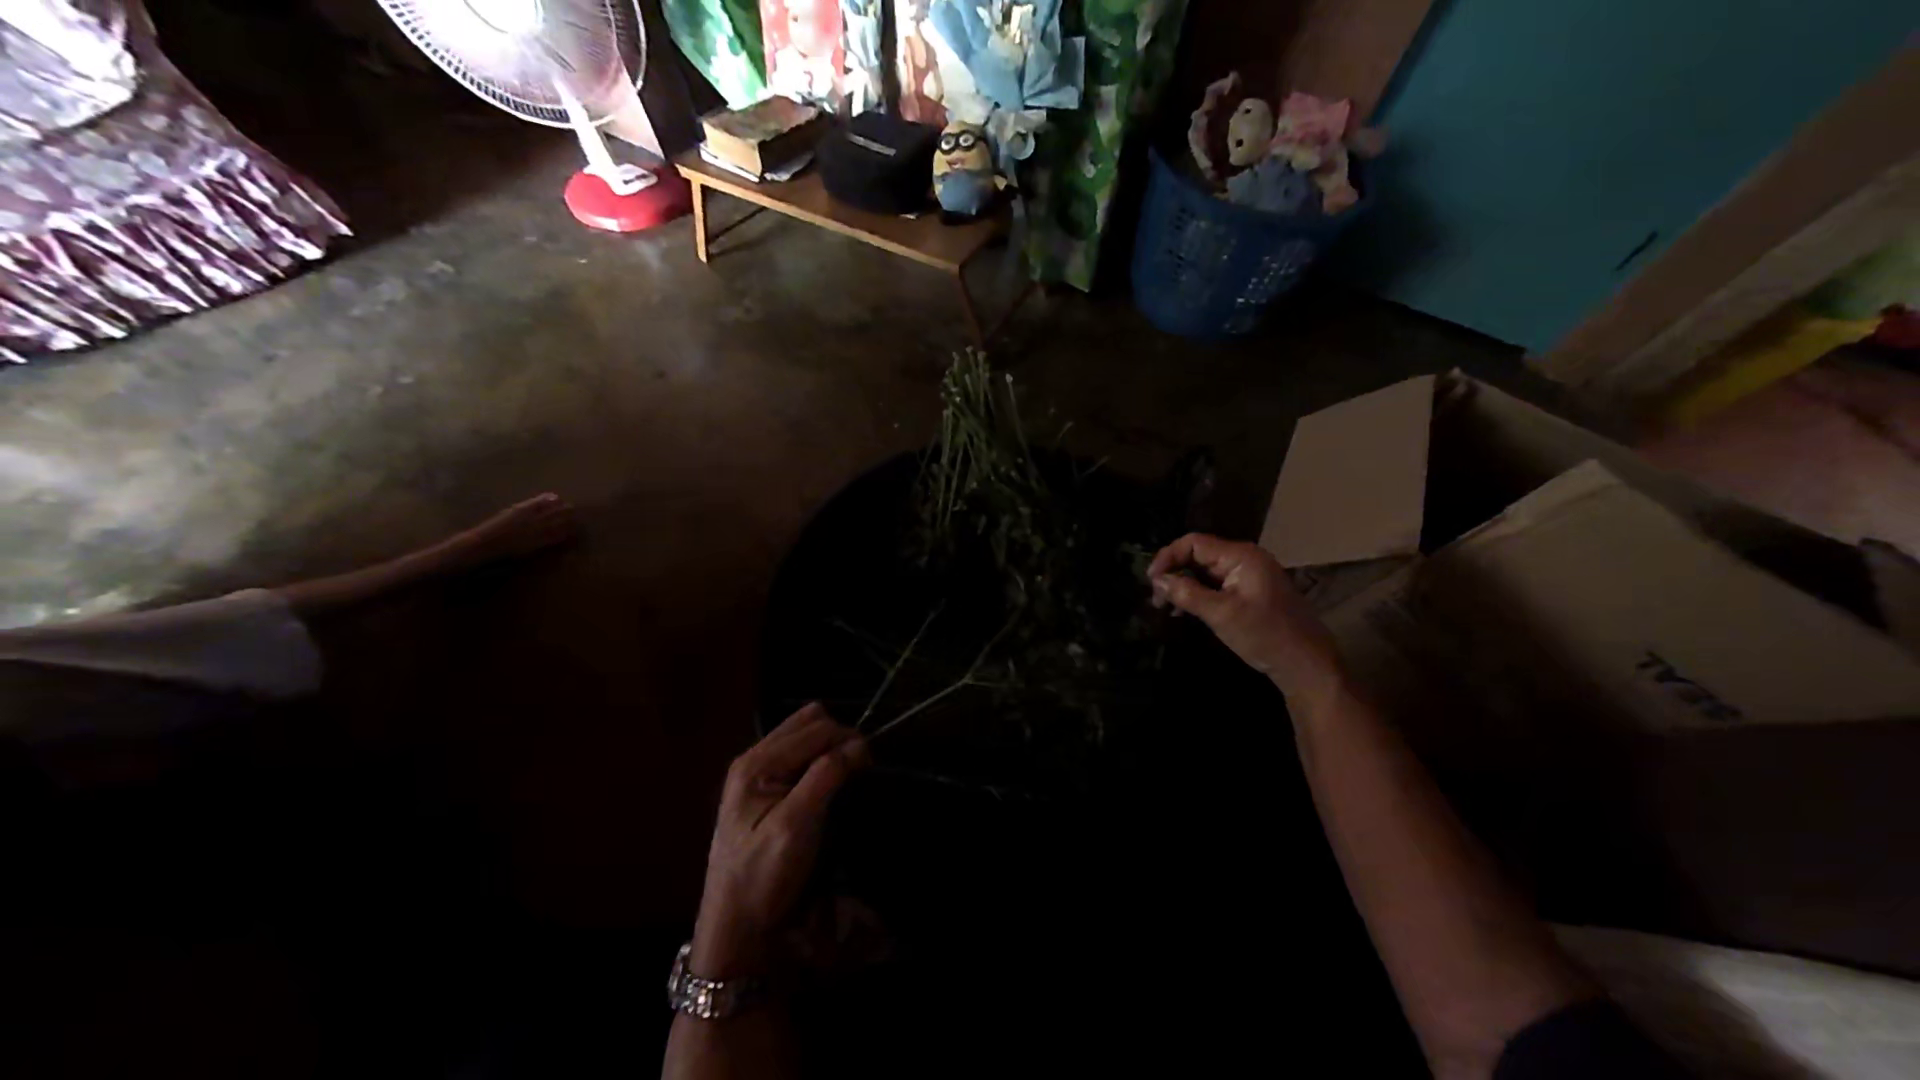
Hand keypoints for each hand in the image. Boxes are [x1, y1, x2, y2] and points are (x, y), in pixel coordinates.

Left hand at [691, 703, 869, 976]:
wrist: (736, 924)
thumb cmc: (764, 876)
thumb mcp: (796, 826)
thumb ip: (824, 778)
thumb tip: (859, 744)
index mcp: (756, 763)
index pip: (815, 728)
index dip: (847, 739)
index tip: (871, 765)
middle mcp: (754, 757)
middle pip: (809, 722)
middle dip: (840, 737)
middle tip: (861, 769)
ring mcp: (757, 771)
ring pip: (806, 734)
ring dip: (831, 746)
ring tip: (849, 774)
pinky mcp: (765, 787)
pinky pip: (800, 754)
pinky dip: (821, 758)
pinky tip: (830, 783)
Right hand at [1148, 533, 1343, 707]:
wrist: (1306, 664)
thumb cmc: (1265, 636)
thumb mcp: (1221, 615)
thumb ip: (1187, 594)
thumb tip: (1158, 581)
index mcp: (1241, 556)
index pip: (1194, 543)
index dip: (1168, 557)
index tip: (1151, 581)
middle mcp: (1244, 559)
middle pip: (1198, 555)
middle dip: (1174, 573)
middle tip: (1156, 599)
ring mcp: (1248, 576)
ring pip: (1204, 572)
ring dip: (1183, 586)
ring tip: (1166, 608)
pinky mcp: (1248, 593)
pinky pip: (1215, 585)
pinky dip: (1197, 595)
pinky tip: (1184, 612)